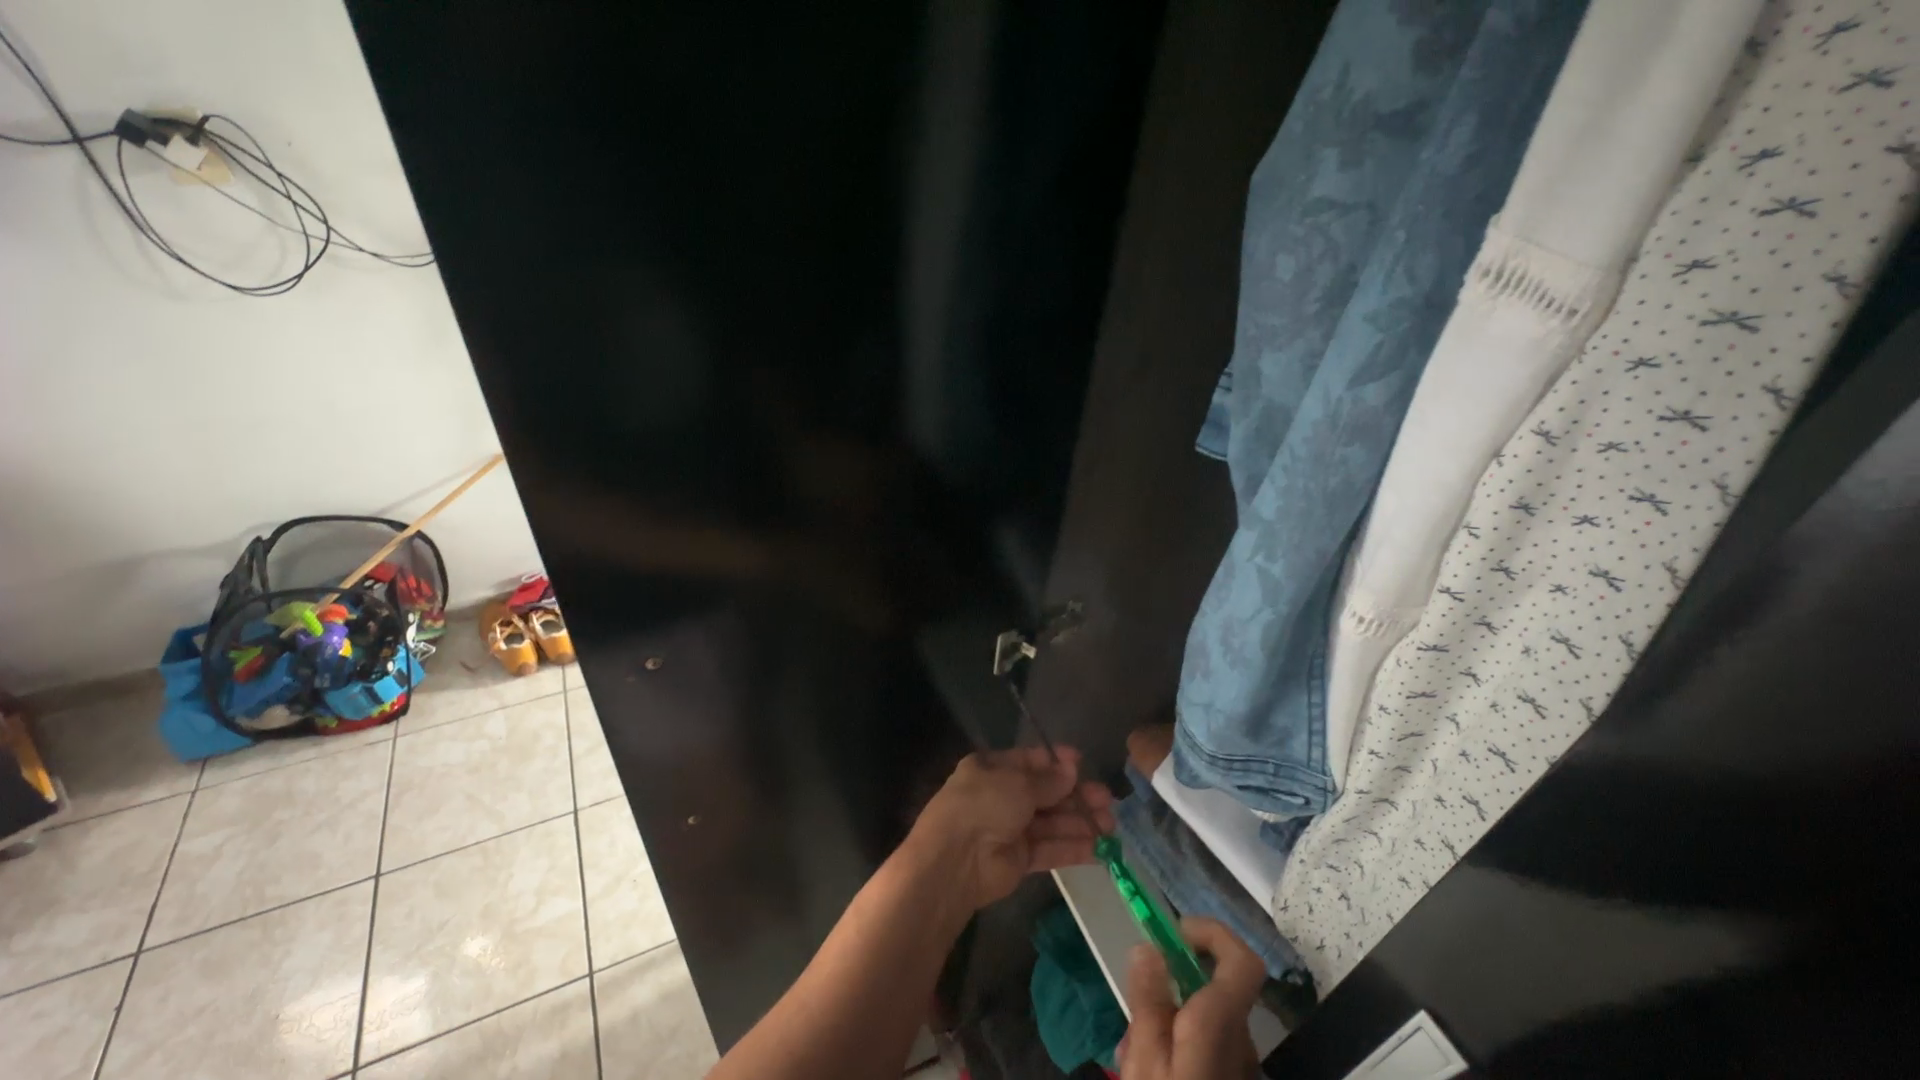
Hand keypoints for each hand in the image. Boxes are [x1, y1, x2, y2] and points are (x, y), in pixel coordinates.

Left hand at [905, 747, 1115, 911]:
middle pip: (1046, 794)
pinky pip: (1050, 849)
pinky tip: (1100, 849)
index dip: (1058, 763)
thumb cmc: (982, 806)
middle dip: (1077, 797)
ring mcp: (1010, 830)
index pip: (1030, 761)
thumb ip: (1047, 780)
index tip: (1085, 764)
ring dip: (1081, 823)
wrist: (954, 861)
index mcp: (991, 769)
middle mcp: (1001, 797)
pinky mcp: (1019, 860)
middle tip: (1107, 801)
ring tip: (1110, 825)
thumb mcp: (1016, 783)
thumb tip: (1071, 770)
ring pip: (1052, 823)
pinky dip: (1074, 848)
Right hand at [1121, 918, 1264, 1079]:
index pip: (1242, 960)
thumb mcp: (1147, 1059)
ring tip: (1134, 1046)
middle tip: (1136, 1007)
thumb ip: (1149, 1003)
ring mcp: (1240, 1060)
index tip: (1174, 933)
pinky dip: (1180, 1040)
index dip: (1214, 933)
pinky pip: (1207, 1041)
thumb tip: (1147, 947)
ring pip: (1206, 1016)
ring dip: (1171, 1017)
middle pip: (1214, 988)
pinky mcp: (1232, 1074)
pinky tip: (1152, 1066)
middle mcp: (1241, 1037)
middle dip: (1173, 984)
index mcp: (1222, 1022)